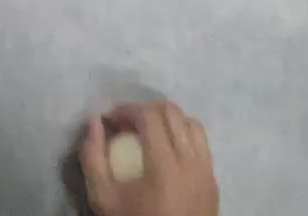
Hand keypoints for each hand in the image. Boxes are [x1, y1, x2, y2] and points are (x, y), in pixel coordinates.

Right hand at [81, 103, 218, 215]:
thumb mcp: (103, 197)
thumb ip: (93, 157)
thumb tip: (95, 121)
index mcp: (165, 166)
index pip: (150, 115)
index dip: (127, 109)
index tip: (112, 121)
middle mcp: (191, 164)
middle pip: (173, 112)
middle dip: (146, 109)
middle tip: (128, 125)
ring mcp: (207, 173)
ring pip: (192, 124)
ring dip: (167, 121)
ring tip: (149, 134)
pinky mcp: (214, 182)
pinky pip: (202, 144)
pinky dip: (183, 136)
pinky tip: (166, 152)